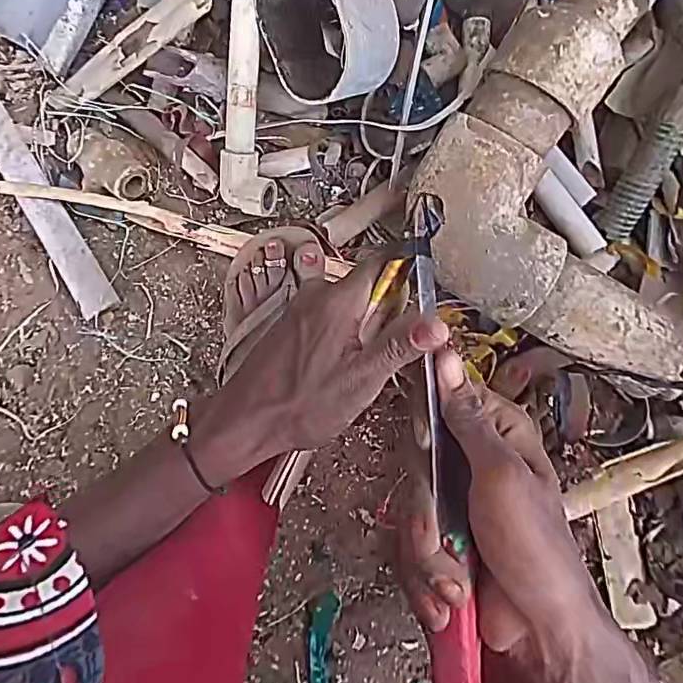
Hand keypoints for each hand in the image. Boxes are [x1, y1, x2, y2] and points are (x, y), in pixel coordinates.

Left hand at [203, 256, 449, 462]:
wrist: (245, 420)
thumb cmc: (298, 405)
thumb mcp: (361, 380)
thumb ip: (399, 346)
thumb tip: (436, 325)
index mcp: (337, 300)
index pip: (381, 263)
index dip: (406, 275)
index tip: (420, 296)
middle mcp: (315, 295)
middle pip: (366, 286)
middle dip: (384, 313)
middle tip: (384, 351)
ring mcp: (300, 308)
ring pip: (347, 305)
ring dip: (361, 329)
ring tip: (356, 366)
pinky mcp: (290, 325)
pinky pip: (327, 318)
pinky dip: (340, 336)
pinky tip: (334, 368)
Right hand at [397, 350, 600, 652]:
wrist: (539, 635)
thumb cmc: (537, 551)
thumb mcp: (502, 476)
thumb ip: (468, 420)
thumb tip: (446, 359)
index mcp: (495, 433)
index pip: (442, 400)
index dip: (425, 427)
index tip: (427, 452)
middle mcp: (470, 462)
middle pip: (414, 462)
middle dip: (424, 516)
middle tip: (445, 539)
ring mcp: (451, 504)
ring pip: (405, 511)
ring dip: (427, 558)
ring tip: (456, 583)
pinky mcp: (437, 540)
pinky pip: (405, 548)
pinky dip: (424, 580)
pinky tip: (449, 598)